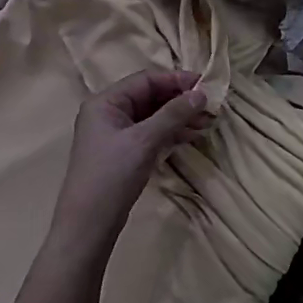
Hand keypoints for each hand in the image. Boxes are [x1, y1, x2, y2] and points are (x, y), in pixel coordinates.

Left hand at [56, 69, 211, 224]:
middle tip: (212, 108)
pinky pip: (152, 134)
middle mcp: (109, 113)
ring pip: (154, 117)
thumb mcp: (144, 140)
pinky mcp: (125, 153)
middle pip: (151, 97)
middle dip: (181, 101)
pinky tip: (192, 136)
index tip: (206, 85)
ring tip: (207, 123)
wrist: (90, 221)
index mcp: (105, 102)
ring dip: (180, 117)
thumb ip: (173, 114)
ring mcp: (117, 134)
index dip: (176, 80)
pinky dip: (172, 133)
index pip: (146, 80)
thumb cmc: (112, 174)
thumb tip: (201, 95)